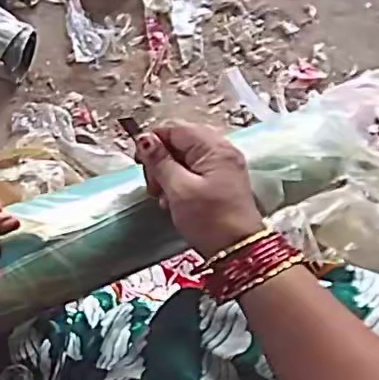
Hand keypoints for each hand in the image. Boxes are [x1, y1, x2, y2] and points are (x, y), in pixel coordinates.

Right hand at [134, 121, 265, 256]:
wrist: (238, 251)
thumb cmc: (210, 220)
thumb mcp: (179, 189)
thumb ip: (160, 161)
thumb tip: (144, 138)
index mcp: (213, 147)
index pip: (174, 129)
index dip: (153, 142)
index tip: (140, 163)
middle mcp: (221, 150)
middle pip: (179, 142)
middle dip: (160, 161)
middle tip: (154, 186)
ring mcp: (223, 166)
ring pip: (185, 158)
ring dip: (168, 174)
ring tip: (164, 197)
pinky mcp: (221, 181)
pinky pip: (194, 172)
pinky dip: (180, 183)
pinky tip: (175, 201)